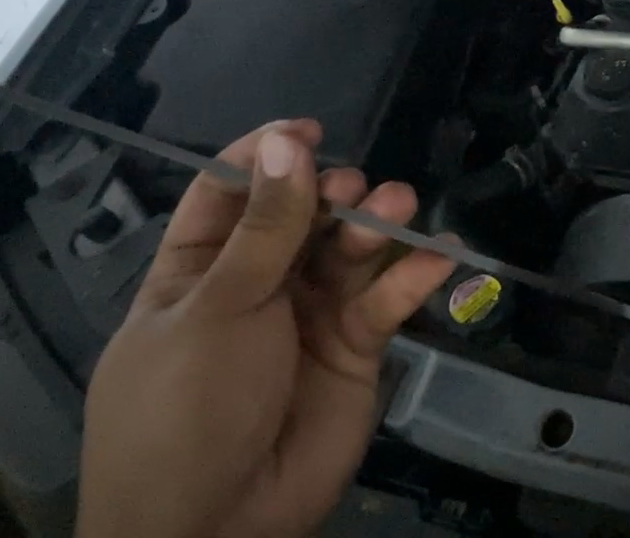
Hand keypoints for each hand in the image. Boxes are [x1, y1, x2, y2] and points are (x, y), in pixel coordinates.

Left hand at [76, 119, 455, 537]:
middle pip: (304, 215)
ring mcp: (311, 314)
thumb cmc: (187, 408)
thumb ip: (264, 228)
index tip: (306, 131)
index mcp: (200, 270)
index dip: (265, 157)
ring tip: (399, 210)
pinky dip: (416, 277)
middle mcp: (260, 283)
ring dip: (379, 225)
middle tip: (351, 191)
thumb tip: (286, 143)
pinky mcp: (357, 345)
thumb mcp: (216, 310)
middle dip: (332, 193)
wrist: (218, 527)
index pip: (230, 194)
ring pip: (353, 250)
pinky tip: (442, 258)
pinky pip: (387, 300)